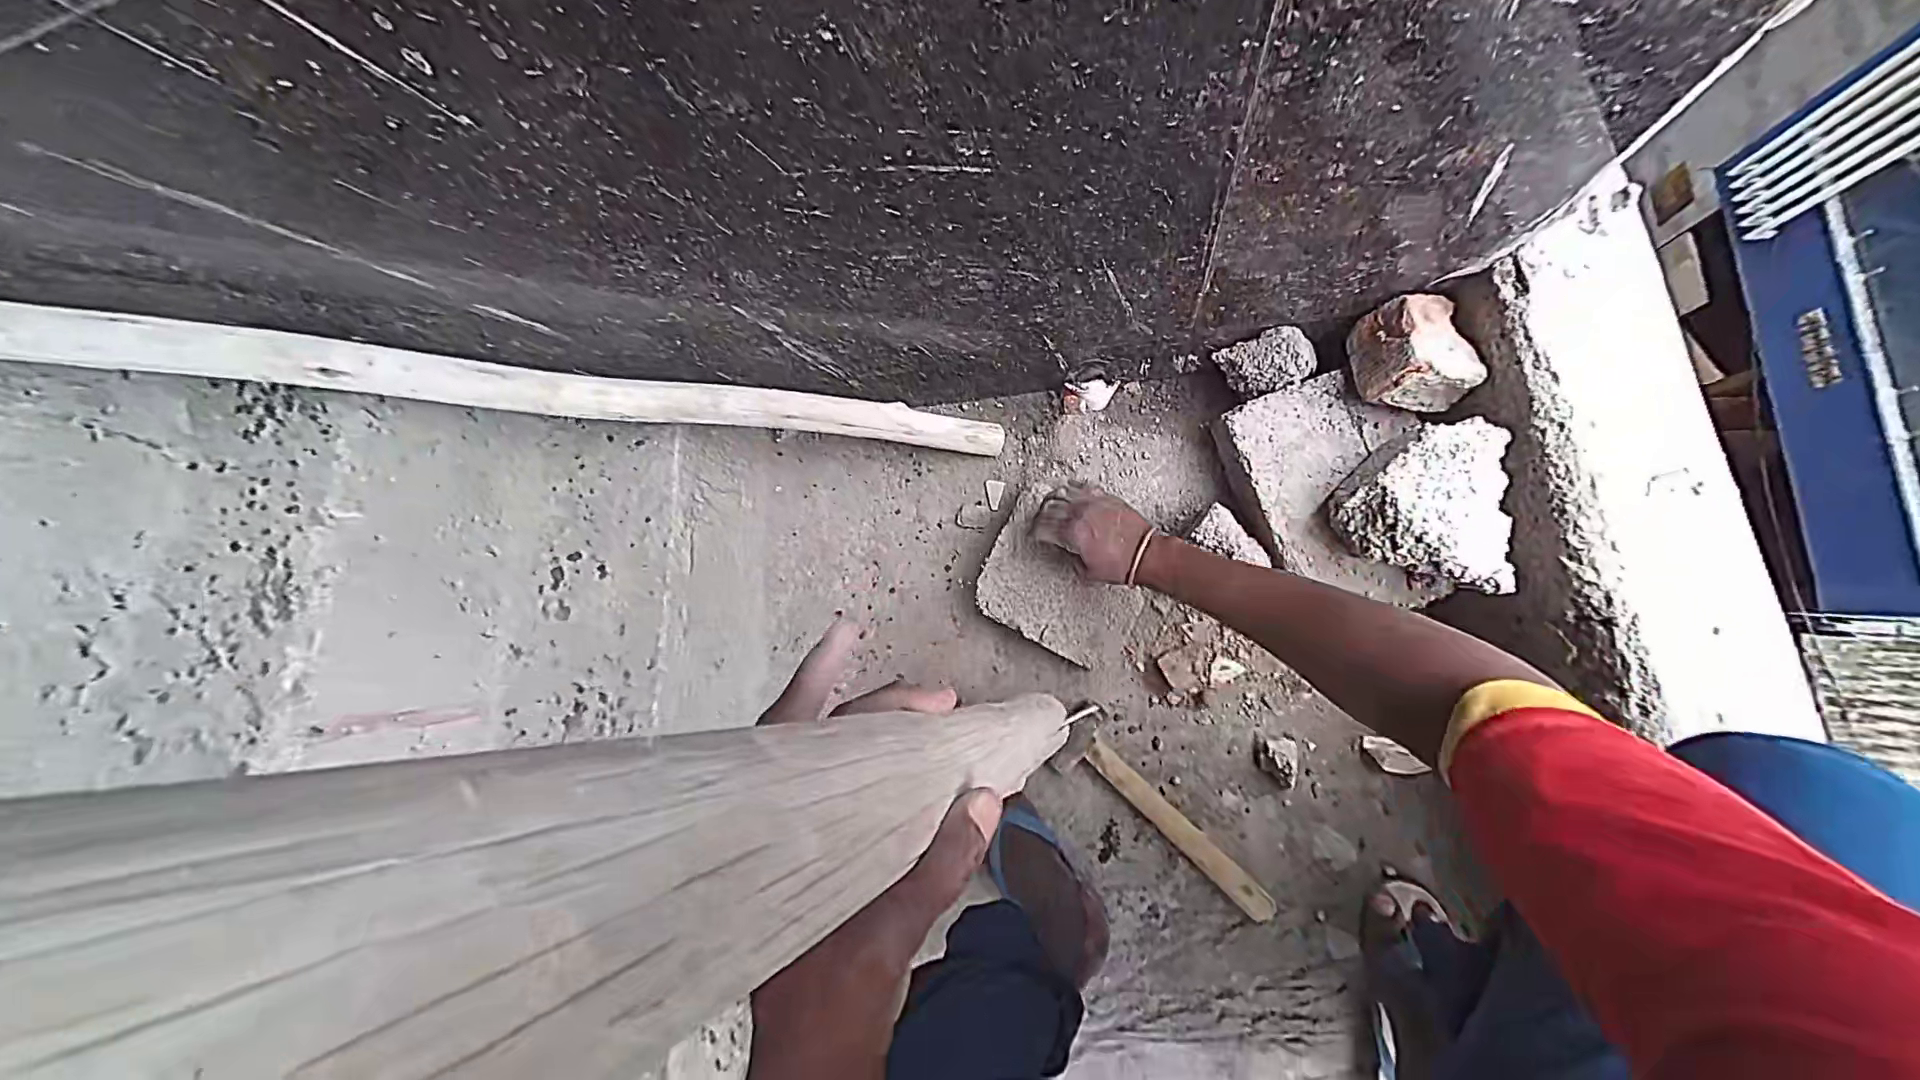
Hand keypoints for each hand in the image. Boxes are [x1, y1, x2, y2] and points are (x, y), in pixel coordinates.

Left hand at [750, 622, 998, 1079]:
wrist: (810, 1064)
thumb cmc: (830, 1008)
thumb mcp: (886, 940)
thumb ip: (935, 868)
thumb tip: (979, 797)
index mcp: (779, 836)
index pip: (790, 732)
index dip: (816, 677)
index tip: (845, 632)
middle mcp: (782, 825)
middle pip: (828, 739)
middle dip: (883, 708)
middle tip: (939, 701)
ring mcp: (800, 839)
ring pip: (839, 761)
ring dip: (883, 731)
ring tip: (928, 714)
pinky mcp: (820, 857)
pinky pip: (851, 791)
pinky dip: (883, 765)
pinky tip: (907, 757)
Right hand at [1031, 483, 1152, 584]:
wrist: (1145, 554)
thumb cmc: (1121, 564)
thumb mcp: (1088, 572)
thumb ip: (1071, 558)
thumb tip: (1066, 551)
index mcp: (1072, 533)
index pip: (1043, 526)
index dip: (1034, 530)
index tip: (1034, 533)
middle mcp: (1080, 514)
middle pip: (1049, 507)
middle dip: (1039, 515)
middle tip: (1038, 520)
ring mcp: (1093, 503)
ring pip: (1063, 492)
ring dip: (1052, 498)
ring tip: (1048, 503)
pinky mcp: (1106, 498)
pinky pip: (1082, 487)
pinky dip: (1072, 488)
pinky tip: (1070, 491)